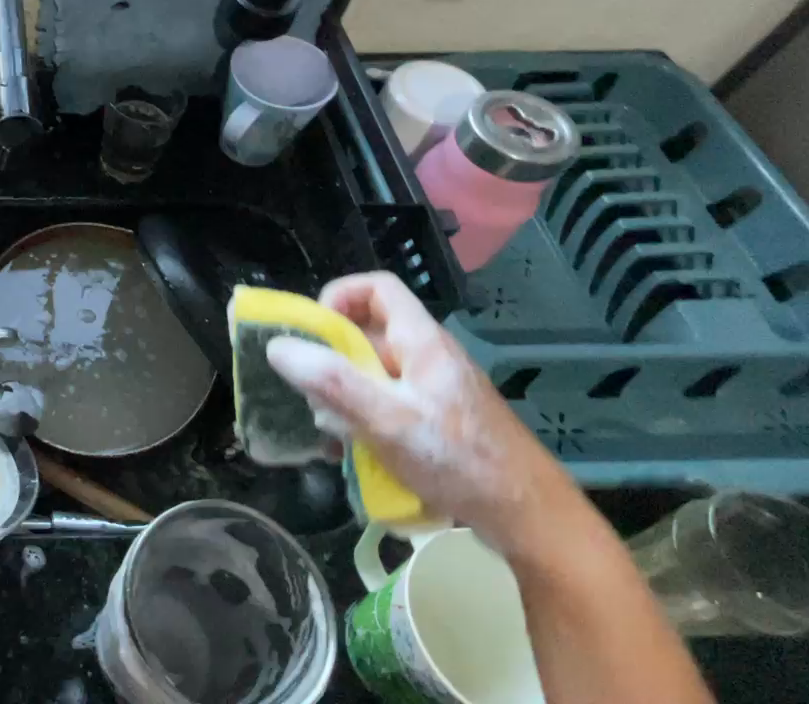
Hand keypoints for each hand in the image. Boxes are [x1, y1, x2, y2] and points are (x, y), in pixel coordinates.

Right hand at [264, 271, 579, 555]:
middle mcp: (427, 357)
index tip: (313, 332)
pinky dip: (360, 417)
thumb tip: (277, 346)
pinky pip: (384, 401)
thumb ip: (332, 381)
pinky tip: (352, 450)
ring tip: (330, 430)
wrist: (531, 521)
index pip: (376, 287)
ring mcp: (432, 389)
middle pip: (366, 332)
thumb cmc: (460, 463)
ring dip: (341, 393)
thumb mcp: (388, 421)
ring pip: (371, 371)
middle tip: (311, 392)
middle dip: (329, 357)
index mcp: (421, 342)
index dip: (339, 296)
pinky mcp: (435, 419)